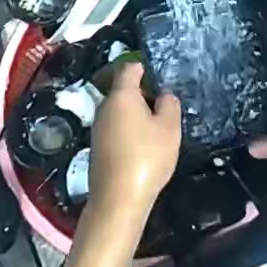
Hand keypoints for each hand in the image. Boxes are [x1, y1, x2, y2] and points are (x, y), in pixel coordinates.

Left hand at [87, 62, 180, 216]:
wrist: (117, 199)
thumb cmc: (146, 157)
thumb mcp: (169, 129)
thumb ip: (169, 105)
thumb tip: (163, 95)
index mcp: (121, 95)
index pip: (129, 68)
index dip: (144, 67)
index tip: (159, 75)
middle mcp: (104, 105)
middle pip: (124, 90)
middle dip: (143, 94)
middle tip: (164, 108)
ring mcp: (97, 126)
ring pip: (119, 110)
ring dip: (135, 114)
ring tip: (156, 130)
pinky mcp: (97, 145)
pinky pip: (115, 127)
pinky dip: (128, 130)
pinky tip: (141, 147)